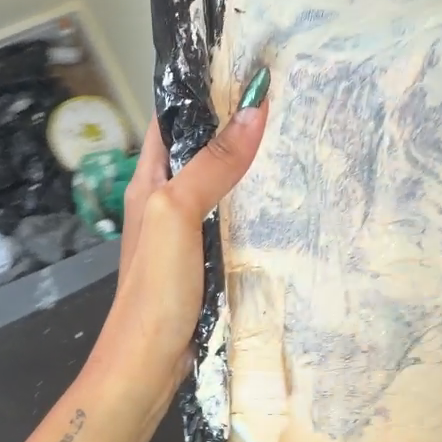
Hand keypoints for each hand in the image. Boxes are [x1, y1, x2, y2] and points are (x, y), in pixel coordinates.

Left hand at [93, 97, 269, 391]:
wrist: (146, 365)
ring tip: (295, 153)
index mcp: (148, 184)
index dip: (205, 95)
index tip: (251, 76)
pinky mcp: (201, 273)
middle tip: (289, 112)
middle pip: (201, 158)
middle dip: (237, 135)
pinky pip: (229, 235)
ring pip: (219, 197)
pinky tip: (280, 217)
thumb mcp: (177, 215)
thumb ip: (212, 166)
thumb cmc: (153, 291)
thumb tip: (255, 108)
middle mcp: (163, 208)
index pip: (174, 122)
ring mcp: (183, 243)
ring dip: (249, 180)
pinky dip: (251, 222)